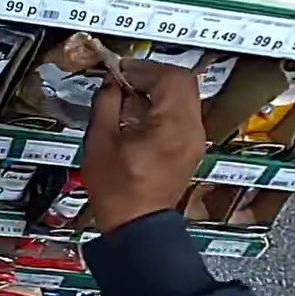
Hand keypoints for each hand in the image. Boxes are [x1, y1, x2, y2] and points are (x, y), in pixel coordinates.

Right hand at [81, 59, 207, 233]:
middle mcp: (191, 130)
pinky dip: (163, 104)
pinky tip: (138, 114)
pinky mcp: (190, 147)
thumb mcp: (99, 141)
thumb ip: (105, 103)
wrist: (137, 227)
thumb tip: (111, 82)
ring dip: (157, 89)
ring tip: (128, 97)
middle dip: (152, 75)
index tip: (119, 72)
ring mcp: (194, 139)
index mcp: (171, 126)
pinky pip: (182, 112)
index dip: (143, 68)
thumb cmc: (116, 189)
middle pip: (183, 82)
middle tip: (124, 80)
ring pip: (184, 96)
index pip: (170, 77)